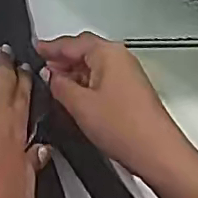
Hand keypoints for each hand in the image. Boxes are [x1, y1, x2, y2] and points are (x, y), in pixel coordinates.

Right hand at [37, 32, 192, 182]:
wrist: (159, 155)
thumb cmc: (129, 129)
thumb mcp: (79, 104)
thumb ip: (58, 85)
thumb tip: (51, 77)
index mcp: (108, 53)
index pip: (71, 42)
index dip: (50, 47)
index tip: (38, 49)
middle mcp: (121, 59)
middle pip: (85, 50)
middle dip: (62, 59)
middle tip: (43, 68)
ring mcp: (129, 75)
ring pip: (94, 66)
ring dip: (74, 74)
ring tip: (56, 87)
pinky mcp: (132, 92)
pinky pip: (103, 79)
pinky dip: (87, 85)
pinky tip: (77, 99)